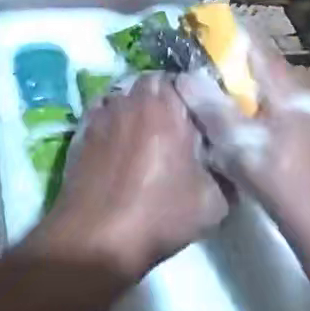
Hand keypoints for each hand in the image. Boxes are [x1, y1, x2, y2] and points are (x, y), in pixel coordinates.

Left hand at [27, 72, 226, 281]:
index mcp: (166, 107)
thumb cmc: (161, 213)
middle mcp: (131, 99)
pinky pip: (103, 108)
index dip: (197, 93)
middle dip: (168, 96)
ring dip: (139, 103)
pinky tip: (123, 138)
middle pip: (151, 82)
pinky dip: (115, 115)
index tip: (207, 112)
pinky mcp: (82, 126)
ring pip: (125, 92)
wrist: (100, 231)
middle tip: (182, 122)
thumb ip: (225, 167)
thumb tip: (227, 156)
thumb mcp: (215, 199)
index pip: (185, 79)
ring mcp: (102, 110)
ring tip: (153, 130)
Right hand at [174, 34, 309, 245]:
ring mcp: (302, 121)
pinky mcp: (299, 143)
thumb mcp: (241, 144)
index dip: (221, 31)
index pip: (253, 44)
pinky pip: (261, 111)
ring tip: (191, 88)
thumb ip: (211, 106)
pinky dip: (236, 108)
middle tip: (181, 59)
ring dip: (226, 85)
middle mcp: (298, 98)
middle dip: (218, 58)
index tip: (188, 26)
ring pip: (257, 90)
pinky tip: (216, 124)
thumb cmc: (288, 186)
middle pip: (253, 65)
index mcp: (288, 91)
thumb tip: (183, 74)